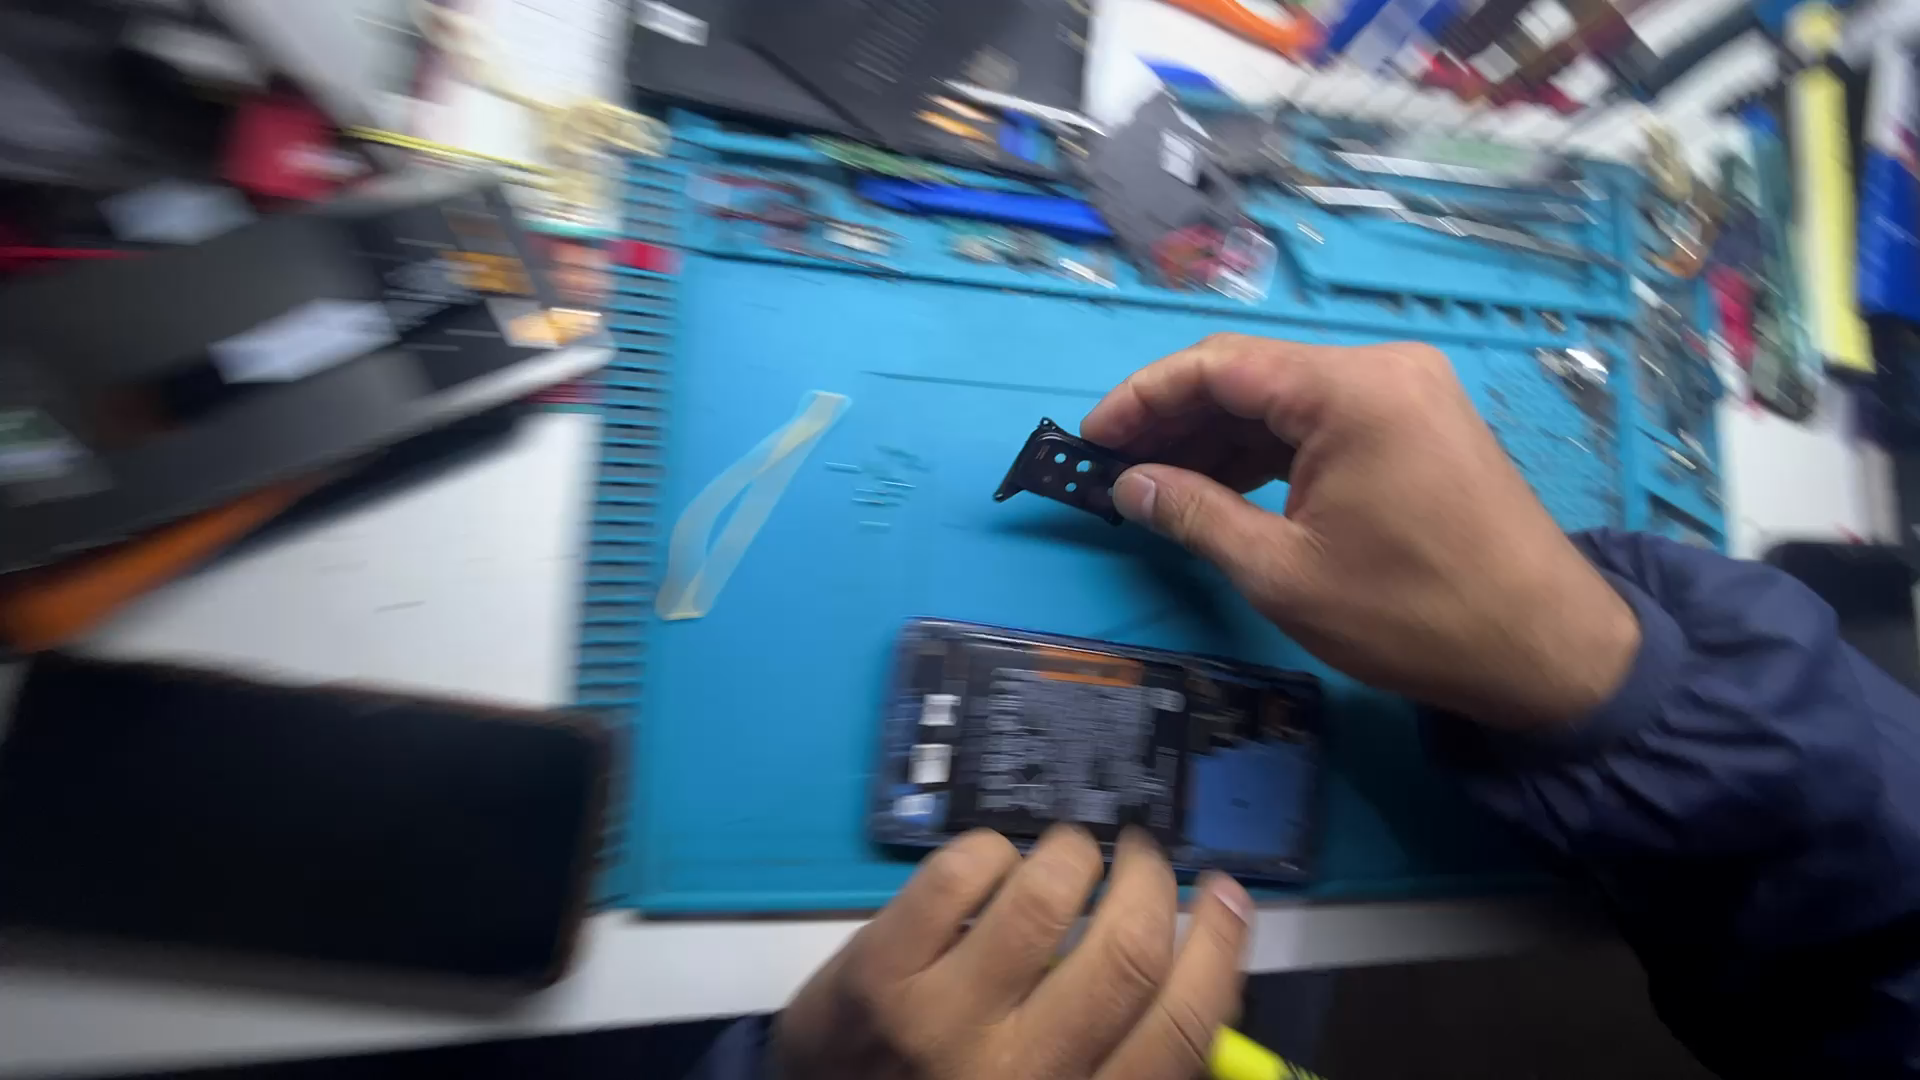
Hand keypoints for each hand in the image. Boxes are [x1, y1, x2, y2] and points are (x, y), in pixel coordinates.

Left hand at [775, 826, 1251, 1079]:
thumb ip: (1112, 1048)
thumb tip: (1180, 956)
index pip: (1179, 1030)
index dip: (1217, 947)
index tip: (1225, 891)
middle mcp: (1020, 1074)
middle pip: (1122, 951)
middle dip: (1146, 876)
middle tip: (1140, 852)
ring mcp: (940, 1018)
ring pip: (1042, 896)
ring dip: (1070, 851)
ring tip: (1069, 850)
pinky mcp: (879, 970)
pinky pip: (957, 873)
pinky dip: (989, 847)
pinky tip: (991, 860)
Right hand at [1081, 334, 1639, 729]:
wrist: (1547, 654)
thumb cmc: (1410, 616)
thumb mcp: (1280, 572)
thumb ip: (1193, 513)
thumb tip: (1127, 486)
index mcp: (1350, 391)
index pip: (1217, 367)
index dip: (1142, 399)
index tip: (1092, 438)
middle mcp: (1376, 371)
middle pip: (1245, 376)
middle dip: (1171, 420)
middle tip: (1113, 466)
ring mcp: (1399, 394)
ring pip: (1275, 401)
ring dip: (1210, 438)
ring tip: (1152, 480)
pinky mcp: (1408, 424)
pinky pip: (1311, 424)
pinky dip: (1256, 452)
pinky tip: (1213, 483)